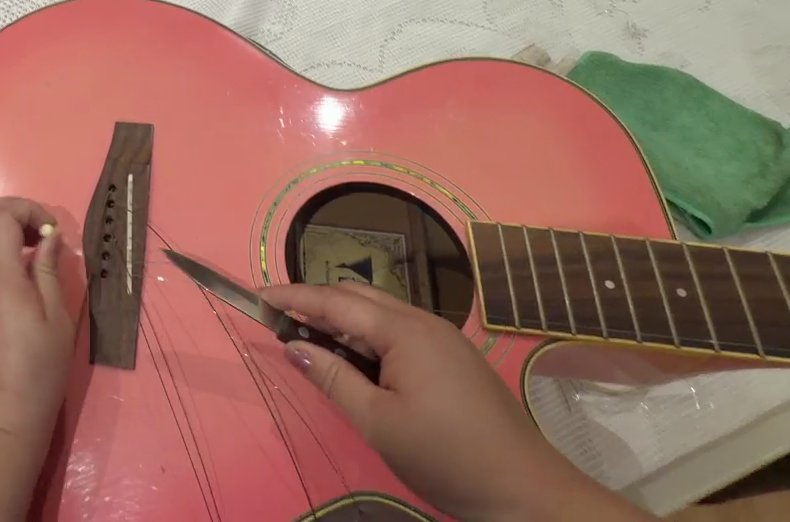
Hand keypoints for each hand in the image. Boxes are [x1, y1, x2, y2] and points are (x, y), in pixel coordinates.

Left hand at [0, 197, 78, 451]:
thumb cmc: (37, 370)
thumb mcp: (58, 319)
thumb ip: (50, 269)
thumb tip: (51, 236)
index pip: (1, 214)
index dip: (29, 209)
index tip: (53, 231)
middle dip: (12, 211)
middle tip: (41, 232)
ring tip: (30, 251)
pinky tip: (14, 272)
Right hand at [262, 282, 649, 521]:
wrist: (530, 494)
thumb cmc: (447, 457)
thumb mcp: (378, 423)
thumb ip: (332, 377)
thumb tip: (292, 345)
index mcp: (403, 330)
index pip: (335, 300)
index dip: (294, 296)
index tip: (258, 294)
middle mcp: (422, 321)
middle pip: (357, 295)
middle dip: (316, 302)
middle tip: (280, 320)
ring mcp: (442, 337)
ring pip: (379, 311)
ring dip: (342, 318)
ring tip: (311, 339)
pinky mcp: (453, 356)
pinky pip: (398, 328)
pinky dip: (367, 333)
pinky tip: (356, 359)